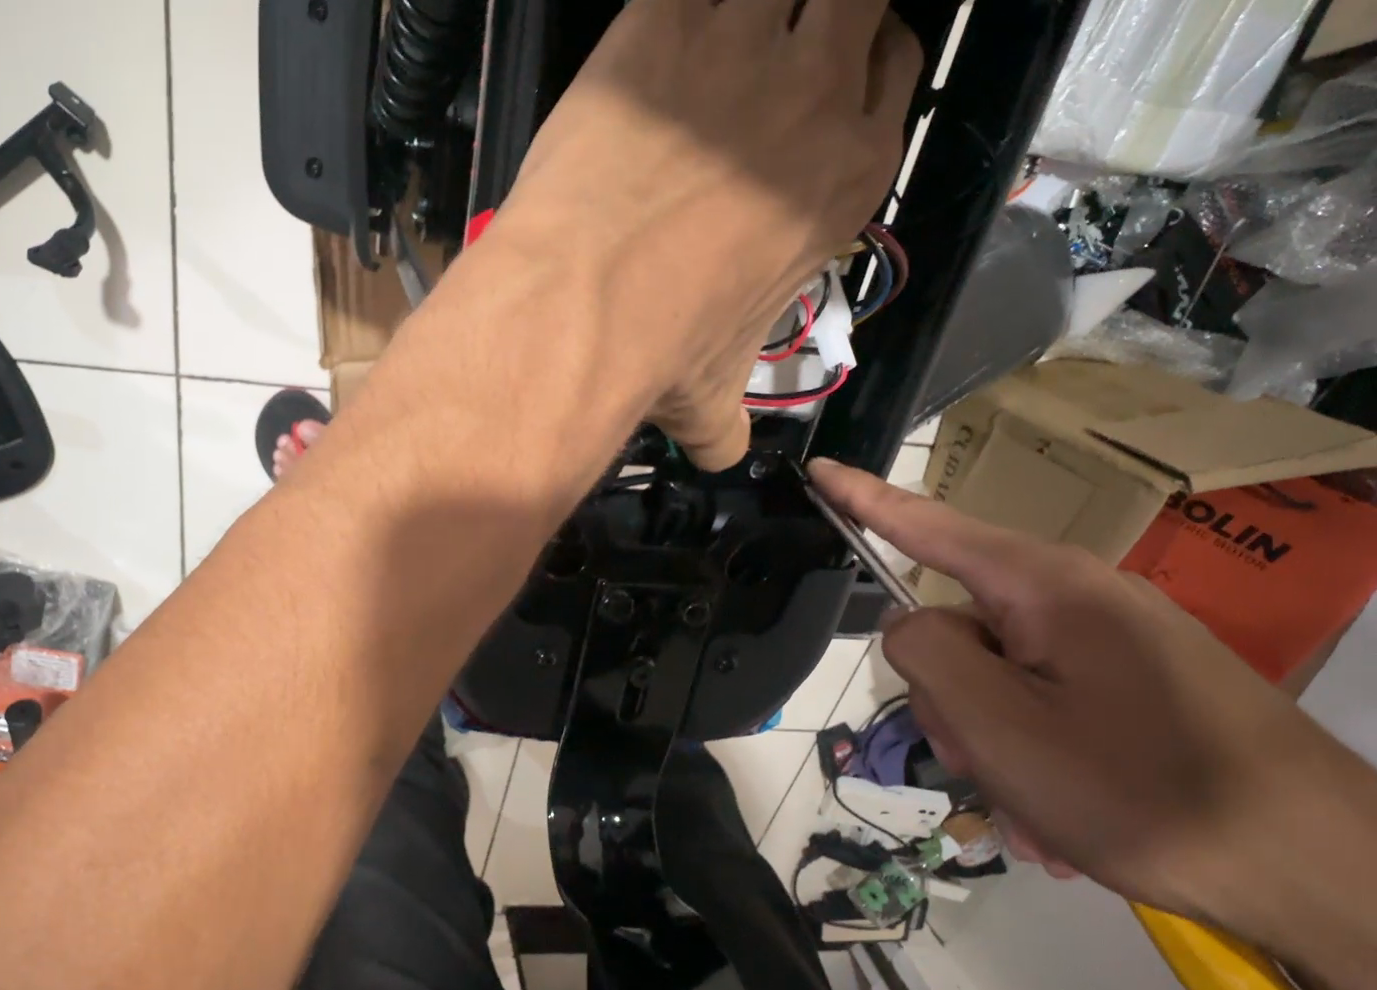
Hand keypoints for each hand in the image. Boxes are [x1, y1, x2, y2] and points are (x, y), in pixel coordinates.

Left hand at [495, 0, 919, 469]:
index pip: (895, 69)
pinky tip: (654, 20)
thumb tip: (720, 456)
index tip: (829, 62)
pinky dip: (674, 0)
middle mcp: (814, 99)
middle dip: (825, 10)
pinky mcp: (659, 28)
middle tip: (773, 32)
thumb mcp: (708, 397)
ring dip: (756, 1)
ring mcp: (740, 55)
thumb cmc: (658, 352)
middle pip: (857, 3)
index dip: (862, 58)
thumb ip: (725, 422)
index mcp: (848, 175)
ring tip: (708, 36)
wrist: (581, 306)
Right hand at [808, 459, 1357, 923]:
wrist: (1323, 872)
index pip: (929, 527)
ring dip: (996, 748)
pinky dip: (1039, 763)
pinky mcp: (1143, 688)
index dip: (865, 500)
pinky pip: (1051, 709)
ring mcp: (1118, 645)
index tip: (819, 472)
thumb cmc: (1141, 789)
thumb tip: (910, 621)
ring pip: (1001, 678)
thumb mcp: (999, 723)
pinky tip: (1063, 820)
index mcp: (1047, 589)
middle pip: (960, 627)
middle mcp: (1082, 601)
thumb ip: (926, 653)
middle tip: (980, 768)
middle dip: (950, 701)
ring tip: (1032, 814)